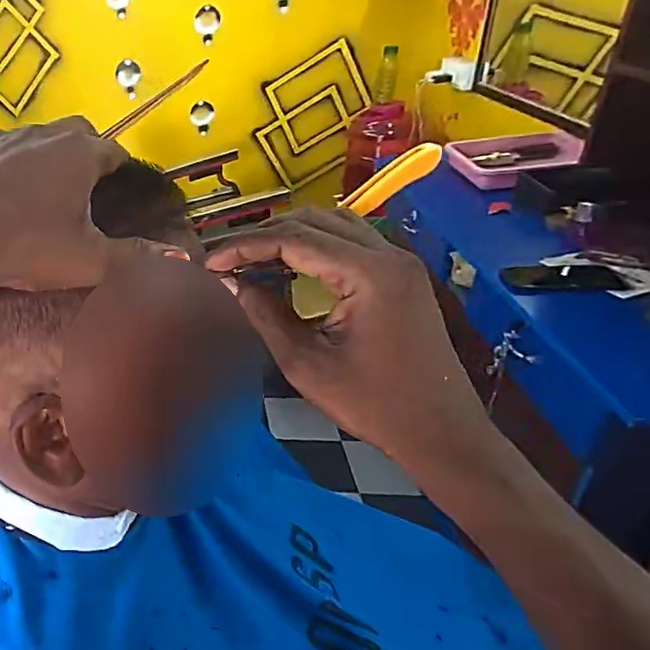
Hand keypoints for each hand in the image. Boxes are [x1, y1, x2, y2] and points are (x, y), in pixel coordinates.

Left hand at [0, 117, 137, 295]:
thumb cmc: (22, 245)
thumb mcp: (86, 260)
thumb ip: (133, 258)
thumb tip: (176, 258)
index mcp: (80, 153)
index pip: (115, 150)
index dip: (122, 171)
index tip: (120, 191)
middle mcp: (43, 134)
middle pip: (78, 135)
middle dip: (87, 157)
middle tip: (84, 194)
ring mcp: (2, 138)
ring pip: (37, 141)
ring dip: (46, 161)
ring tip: (42, 199)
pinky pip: (0, 153)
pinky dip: (8, 169)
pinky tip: (1, 199)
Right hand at [205, 209, 492, 467]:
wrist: (439, 428)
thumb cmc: (372, 403)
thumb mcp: (305, 363)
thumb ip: (265, 315)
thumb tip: (231, 283)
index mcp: (369, 274)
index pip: (293, 239)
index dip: (244, 247)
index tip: (210, 263)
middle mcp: (388, 255)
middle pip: (313, 221)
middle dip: (262, 236)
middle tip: (226, 261)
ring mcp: (399, 262)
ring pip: (333, 224)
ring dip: (288, 236)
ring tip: (251, 260)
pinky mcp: (400, 275)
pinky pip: (349, 241)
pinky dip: (314, 246)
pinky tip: (288, 268)